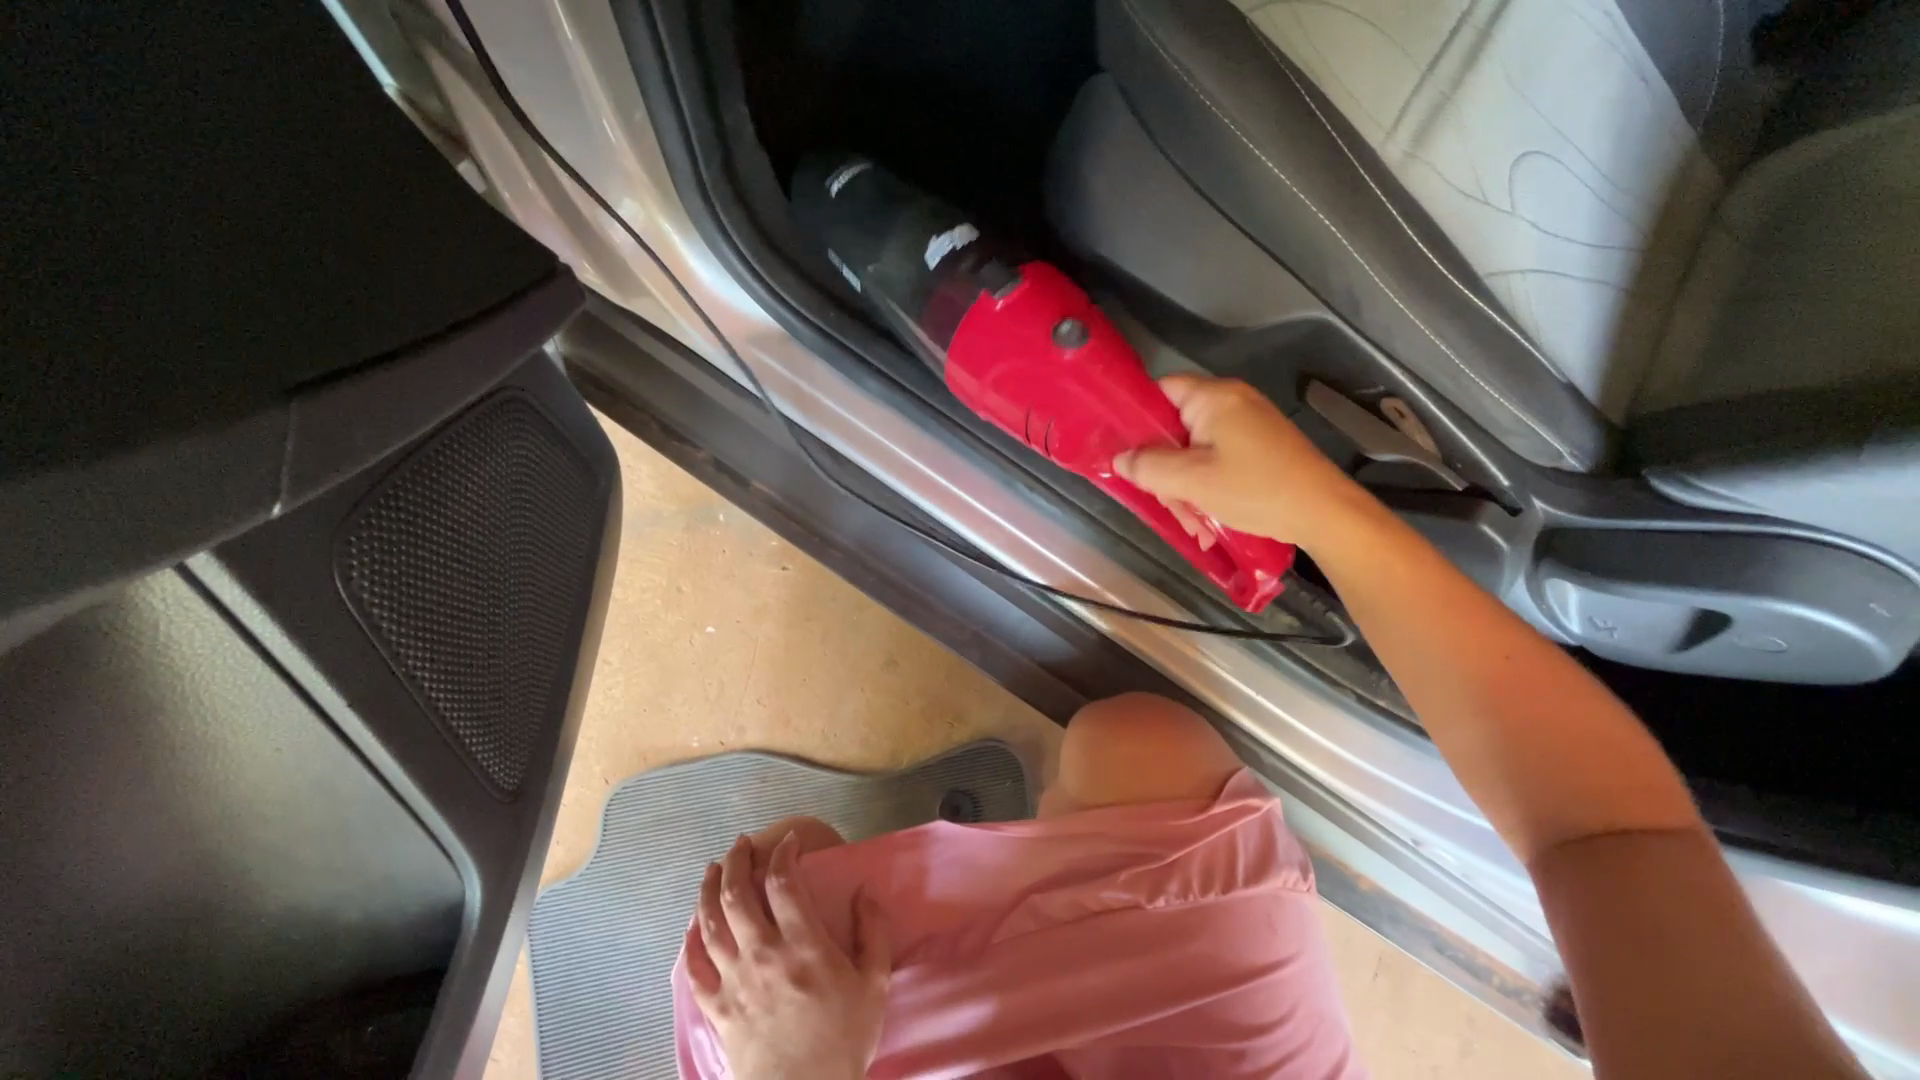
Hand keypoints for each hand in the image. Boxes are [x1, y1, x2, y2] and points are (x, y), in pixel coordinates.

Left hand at [687, 833, 890, 1079]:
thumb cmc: (844, 1039)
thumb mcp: (875, 984)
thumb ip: (873, 932)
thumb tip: (864, 891)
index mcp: (803, 945)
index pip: (783, 881)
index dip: (782, 853)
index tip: (788, 842)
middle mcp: (762, 954)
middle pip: (736, 894)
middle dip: (736, 860)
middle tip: (741, 844)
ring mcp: (733, 981)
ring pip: (710, 923)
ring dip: (707, 889)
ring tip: (711, 869)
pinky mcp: (716, 1007)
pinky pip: (695, 967)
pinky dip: (691, 941)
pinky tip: (693, 925)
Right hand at [1114, 374, 1369, 550]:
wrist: (1324, 512)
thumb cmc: (1255, 489)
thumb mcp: (1192, 481)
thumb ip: (1148, 466)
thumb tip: (1120, 458)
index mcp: (1214, 398)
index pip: (1160, 389)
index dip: (1138, 416)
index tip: (1126, 450)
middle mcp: (1232, 401)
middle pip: (1176, 425)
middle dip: (1164, 466)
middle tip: (1164, 501)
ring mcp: (1250, 424)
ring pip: (1196, 448)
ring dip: (1185, 485)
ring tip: (1193, 523)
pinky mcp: (1262, 446)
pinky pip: (1219, 458)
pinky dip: (1208, 485)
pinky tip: (1209, 519)